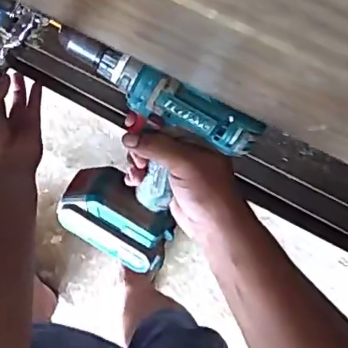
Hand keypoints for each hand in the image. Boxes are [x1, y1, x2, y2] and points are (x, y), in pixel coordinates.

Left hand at [0, 71, 43, 185]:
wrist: (6, 168)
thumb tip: (1, 81)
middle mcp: (0, 124)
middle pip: (4, 100)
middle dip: (6, 86)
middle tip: (8, 71)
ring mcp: (17, 125)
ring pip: (20, 101)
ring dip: (21, 88)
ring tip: (21, 73)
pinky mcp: (32, 125)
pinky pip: (35, 105)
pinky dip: (36, 93)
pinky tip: (36, 82)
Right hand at [122, 127, 248, 241]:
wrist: (214, 228)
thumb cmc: (213, 194)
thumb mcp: (185, 163)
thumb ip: (157, 146)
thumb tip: (133, 137)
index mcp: (195, 139)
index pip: (168, 120)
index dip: (150, 118)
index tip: (134, 119)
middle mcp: (185, 151)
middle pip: (154, 138)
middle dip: (140, 142)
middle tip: (132, 147)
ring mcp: (176, 169)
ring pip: (147, 156)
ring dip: (136, 161)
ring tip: (137, 169)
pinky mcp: (167, 185)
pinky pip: (147, 174)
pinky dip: (138, 176)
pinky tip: (135, 179)